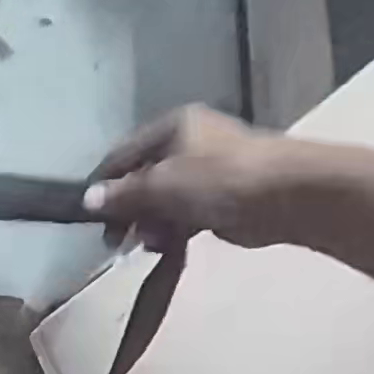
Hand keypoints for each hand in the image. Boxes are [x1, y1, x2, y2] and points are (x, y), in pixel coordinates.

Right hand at [82, 104, 309, 251]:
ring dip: (147, 226)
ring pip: (159, 202)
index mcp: (172, 127)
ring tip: (148, 244)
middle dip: (126, 212)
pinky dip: (169, 231)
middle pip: (139, 181)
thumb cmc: (218, 179)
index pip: (121, 156)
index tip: (89, 217)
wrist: (288, 195)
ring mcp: (203, 173)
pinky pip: (180, 216)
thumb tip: (86, 200)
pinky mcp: (217, 199)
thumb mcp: (160, 184)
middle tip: (116, 240)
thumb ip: (121, 195)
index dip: (103, 185)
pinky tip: (166, 246)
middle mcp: (186, 144)